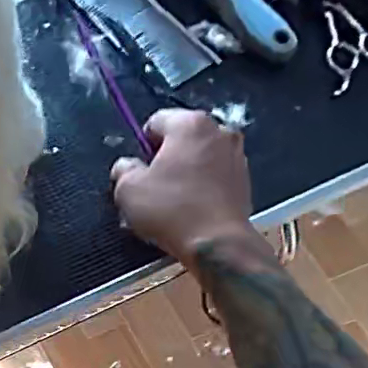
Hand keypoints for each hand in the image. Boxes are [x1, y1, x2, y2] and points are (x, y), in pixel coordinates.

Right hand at [110, 109, 256, 262]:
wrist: (218, 245)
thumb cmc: (173, 212)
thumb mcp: (129, 190)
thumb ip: (123, 170)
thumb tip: (125, 167)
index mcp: (190, 123)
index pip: (155, 122)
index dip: (140, 147)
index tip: (137, 172)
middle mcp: (218, 132)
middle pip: (180, 141)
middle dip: (164, 163)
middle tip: (151, 193)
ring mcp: (236, 156)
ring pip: (198, 161)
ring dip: (184, 178)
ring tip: (171, 208)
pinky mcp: (244, 182)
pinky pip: (214, 180)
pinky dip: (202, 192)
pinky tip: (190, 214)